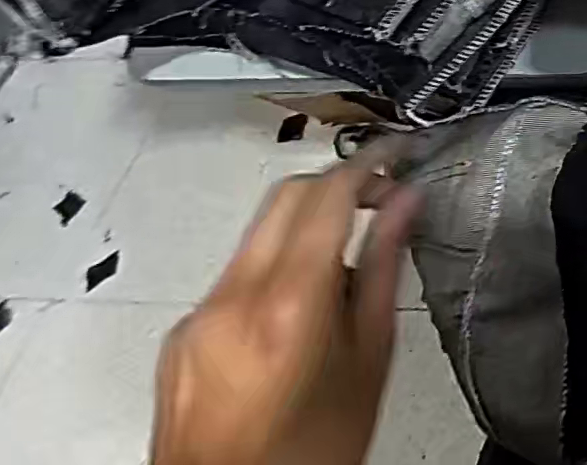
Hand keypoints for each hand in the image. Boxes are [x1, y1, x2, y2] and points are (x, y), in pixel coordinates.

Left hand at [152, 142, 424, 464]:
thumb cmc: (316, 445)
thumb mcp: (371, 351)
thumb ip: (385, 264)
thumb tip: (406, 201)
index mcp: (287, 303)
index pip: (328, 195)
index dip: (369, 162)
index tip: (398, 152)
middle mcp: (230, 300)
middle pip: (287, 197)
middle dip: (339, 182)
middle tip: (381, 195)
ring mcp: (196, 318)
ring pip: (262, 231)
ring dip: (309, 222)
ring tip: (348, 260)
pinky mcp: (180, 336)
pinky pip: (238, 270)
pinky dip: (278, 261)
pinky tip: (304, 302)